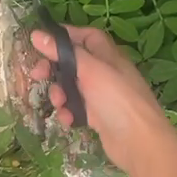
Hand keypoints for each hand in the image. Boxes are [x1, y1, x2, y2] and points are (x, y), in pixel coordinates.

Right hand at [29, 25, 176, 176]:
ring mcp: (101, 95)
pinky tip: (69, 119)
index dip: (66, 36)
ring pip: (72, 87)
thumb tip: (36, 34)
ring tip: (59, 103)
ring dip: (59, 93)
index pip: (87, 36)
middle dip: (54, 68)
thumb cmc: (117, 99)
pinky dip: (69, 112)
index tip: (42, 41)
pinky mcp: (98, 116)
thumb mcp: (90, 70)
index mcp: (108, 56)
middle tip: (37, 75)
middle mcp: (105, 73)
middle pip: (74, 63)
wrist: (139, 142)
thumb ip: (63, 52)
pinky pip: (77, 108)